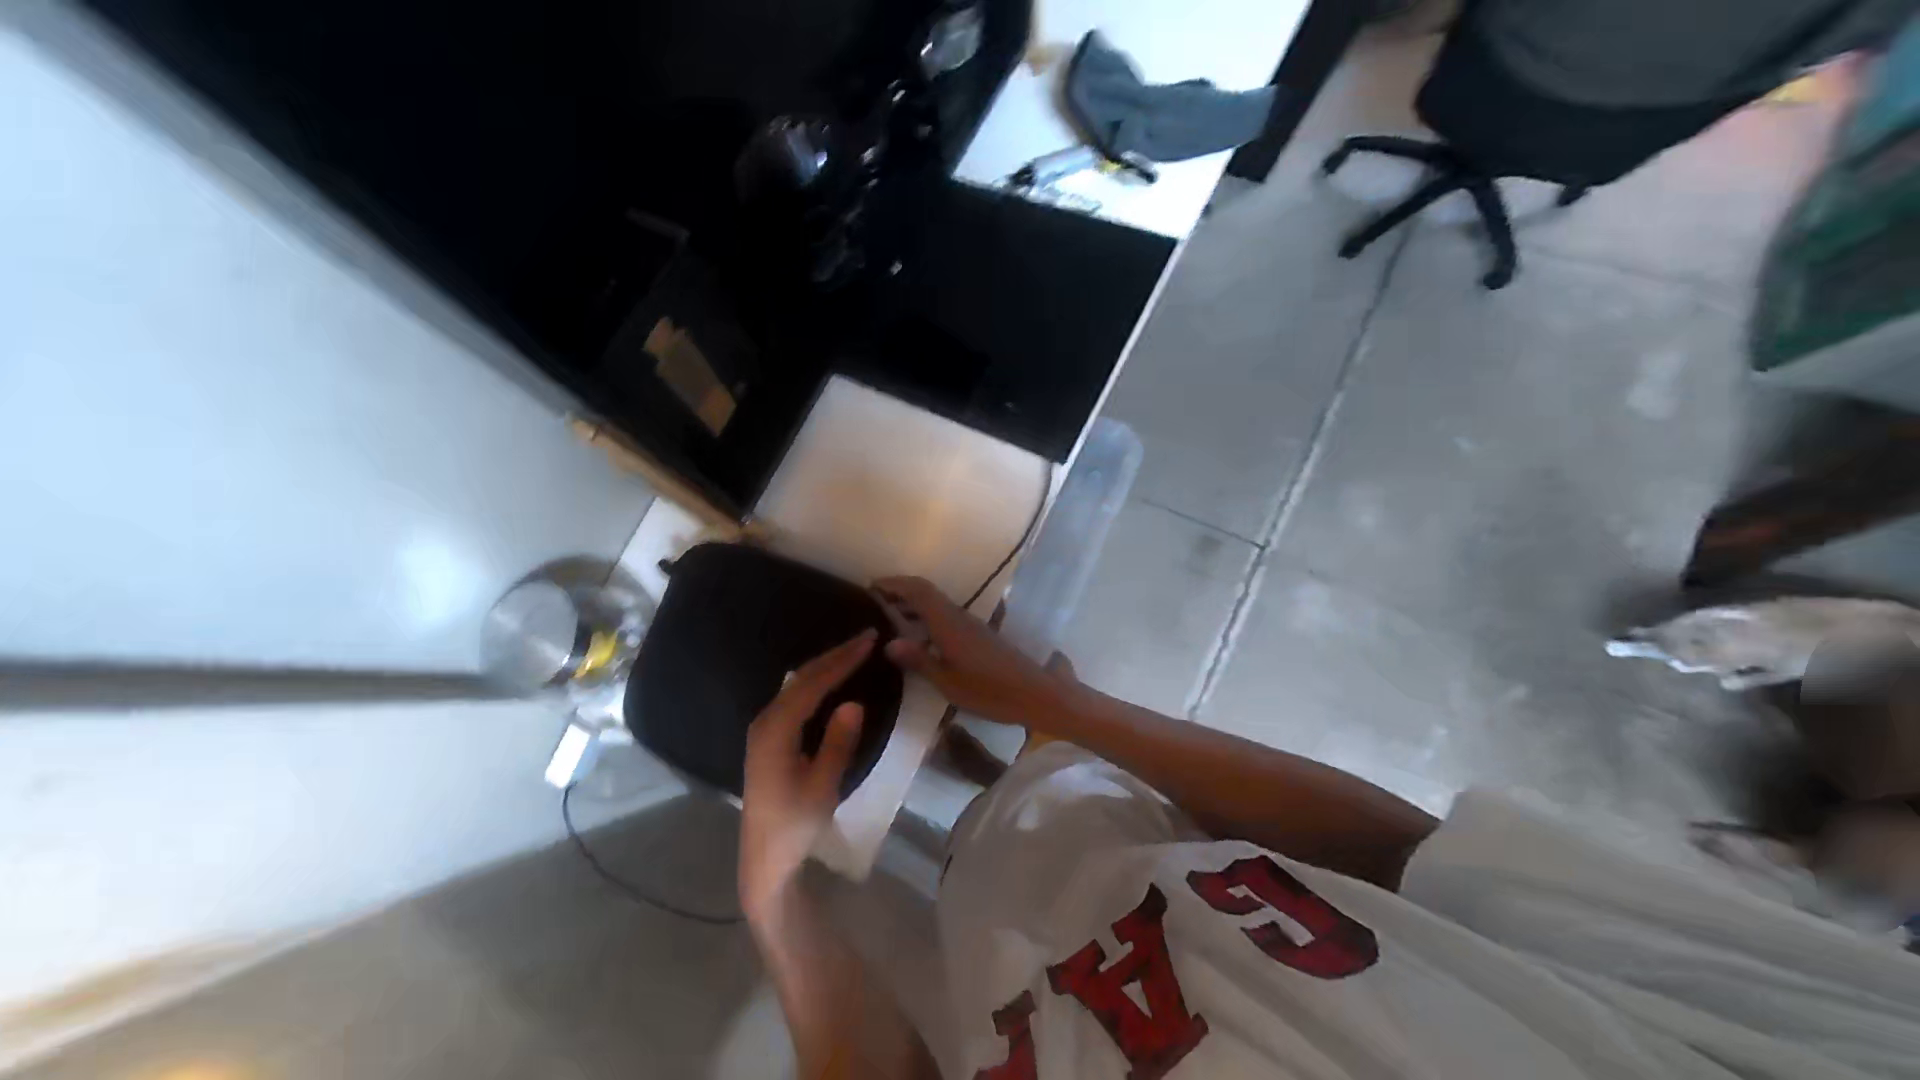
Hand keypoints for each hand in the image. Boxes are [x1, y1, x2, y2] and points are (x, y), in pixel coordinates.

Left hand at [738, 629, 871, 919]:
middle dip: (835, 655)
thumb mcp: (822, 787)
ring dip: (826, 665)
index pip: (811, 684)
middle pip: (801, 678)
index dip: (841, 661)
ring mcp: (764, 728)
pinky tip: (832, 677)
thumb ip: (838, 744)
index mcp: (775, 731)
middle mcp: (765, 722)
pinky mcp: (770, 737)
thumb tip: (854, 702)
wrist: (765, 858)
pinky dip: (817, 681)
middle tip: (866, 636)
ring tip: (855, 650)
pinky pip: (795, 697)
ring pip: (797, 685)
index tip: (868, 641)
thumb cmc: (795, 826)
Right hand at [873, 576, 1064, 728]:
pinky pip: (946, 617)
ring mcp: (971, 625)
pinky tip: (919, 639)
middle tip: (874, 603)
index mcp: (948, 623)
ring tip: (889, 620)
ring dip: (913, 606)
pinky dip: (927, 619)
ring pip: (937, 605)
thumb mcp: (948, 683)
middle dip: (900, 592)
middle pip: (927, 593)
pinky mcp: (979, 636)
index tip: (870, 586)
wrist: (1035, 694)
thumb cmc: (990, 691)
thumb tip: (888, 642)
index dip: (894, 584)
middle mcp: (959, 617)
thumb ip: (919, 661)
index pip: (918, 591)